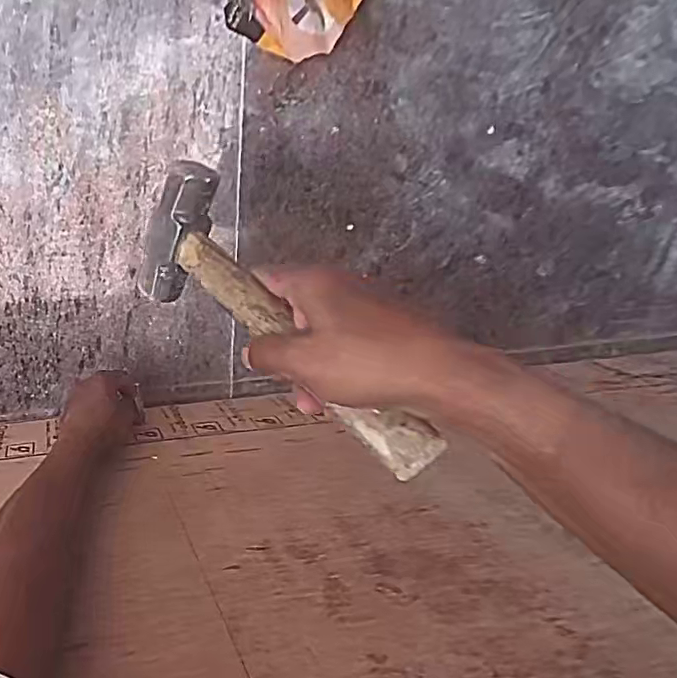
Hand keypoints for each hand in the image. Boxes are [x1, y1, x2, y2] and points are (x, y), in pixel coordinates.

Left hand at [56, 370, 140, 450]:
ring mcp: (73, 397)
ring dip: (102, 405)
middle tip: (125, 409)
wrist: (78, 447)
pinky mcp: (66, 412)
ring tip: (112, 420)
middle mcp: (85, 384)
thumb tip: (129, 403)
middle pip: (105, 385)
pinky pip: (83, 409)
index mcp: (103, 380)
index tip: (136, 399)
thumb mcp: (128, 416)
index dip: (132, 390)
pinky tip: (97, 426)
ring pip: (92, 397)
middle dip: (115, 396)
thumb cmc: (104, 430)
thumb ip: (131, 405)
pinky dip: (91, 414)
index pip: (123, 378)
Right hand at [242, 266, 489, 414]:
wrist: (442, 377)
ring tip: (315, 399)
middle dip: (283, 349)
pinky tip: (341, 397)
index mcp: (314, 284)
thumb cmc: (372, 362)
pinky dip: (336, 368)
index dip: (244, 297)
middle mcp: (340, 287)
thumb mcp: (299, 362)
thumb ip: (266, 353)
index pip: (264, 278)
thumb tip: (254, 351)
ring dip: (309, 366)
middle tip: (283, 376)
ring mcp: (366, 306)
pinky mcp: (386, 327)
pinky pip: (347, 345)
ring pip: (319, 334)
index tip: (235, 316)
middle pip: (291, 313)